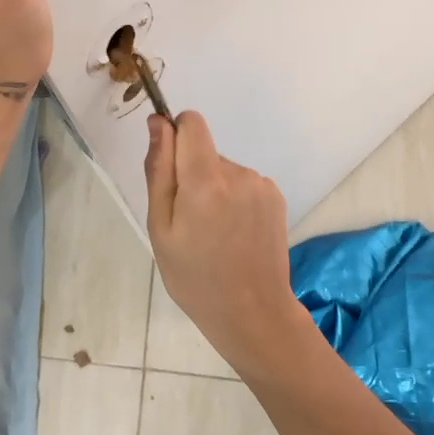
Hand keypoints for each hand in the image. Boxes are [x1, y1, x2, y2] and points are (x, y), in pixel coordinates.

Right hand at [145, 112, 304, 364]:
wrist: (252, 311)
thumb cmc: (194, 277)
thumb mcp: (160, 228)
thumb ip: (159, 171)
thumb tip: (158, 124)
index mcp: (205, 181)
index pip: (191, 123)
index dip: (174, 137)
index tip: (168, 170)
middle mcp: (238, 174)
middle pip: (204, 152)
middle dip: (190, 176)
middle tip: (186, 223)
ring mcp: (261, 185)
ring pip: (223, 171)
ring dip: (212, 191)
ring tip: (211, 234)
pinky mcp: (275, 198)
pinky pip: (242, 185)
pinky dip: (232, 201)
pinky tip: (232, 235)